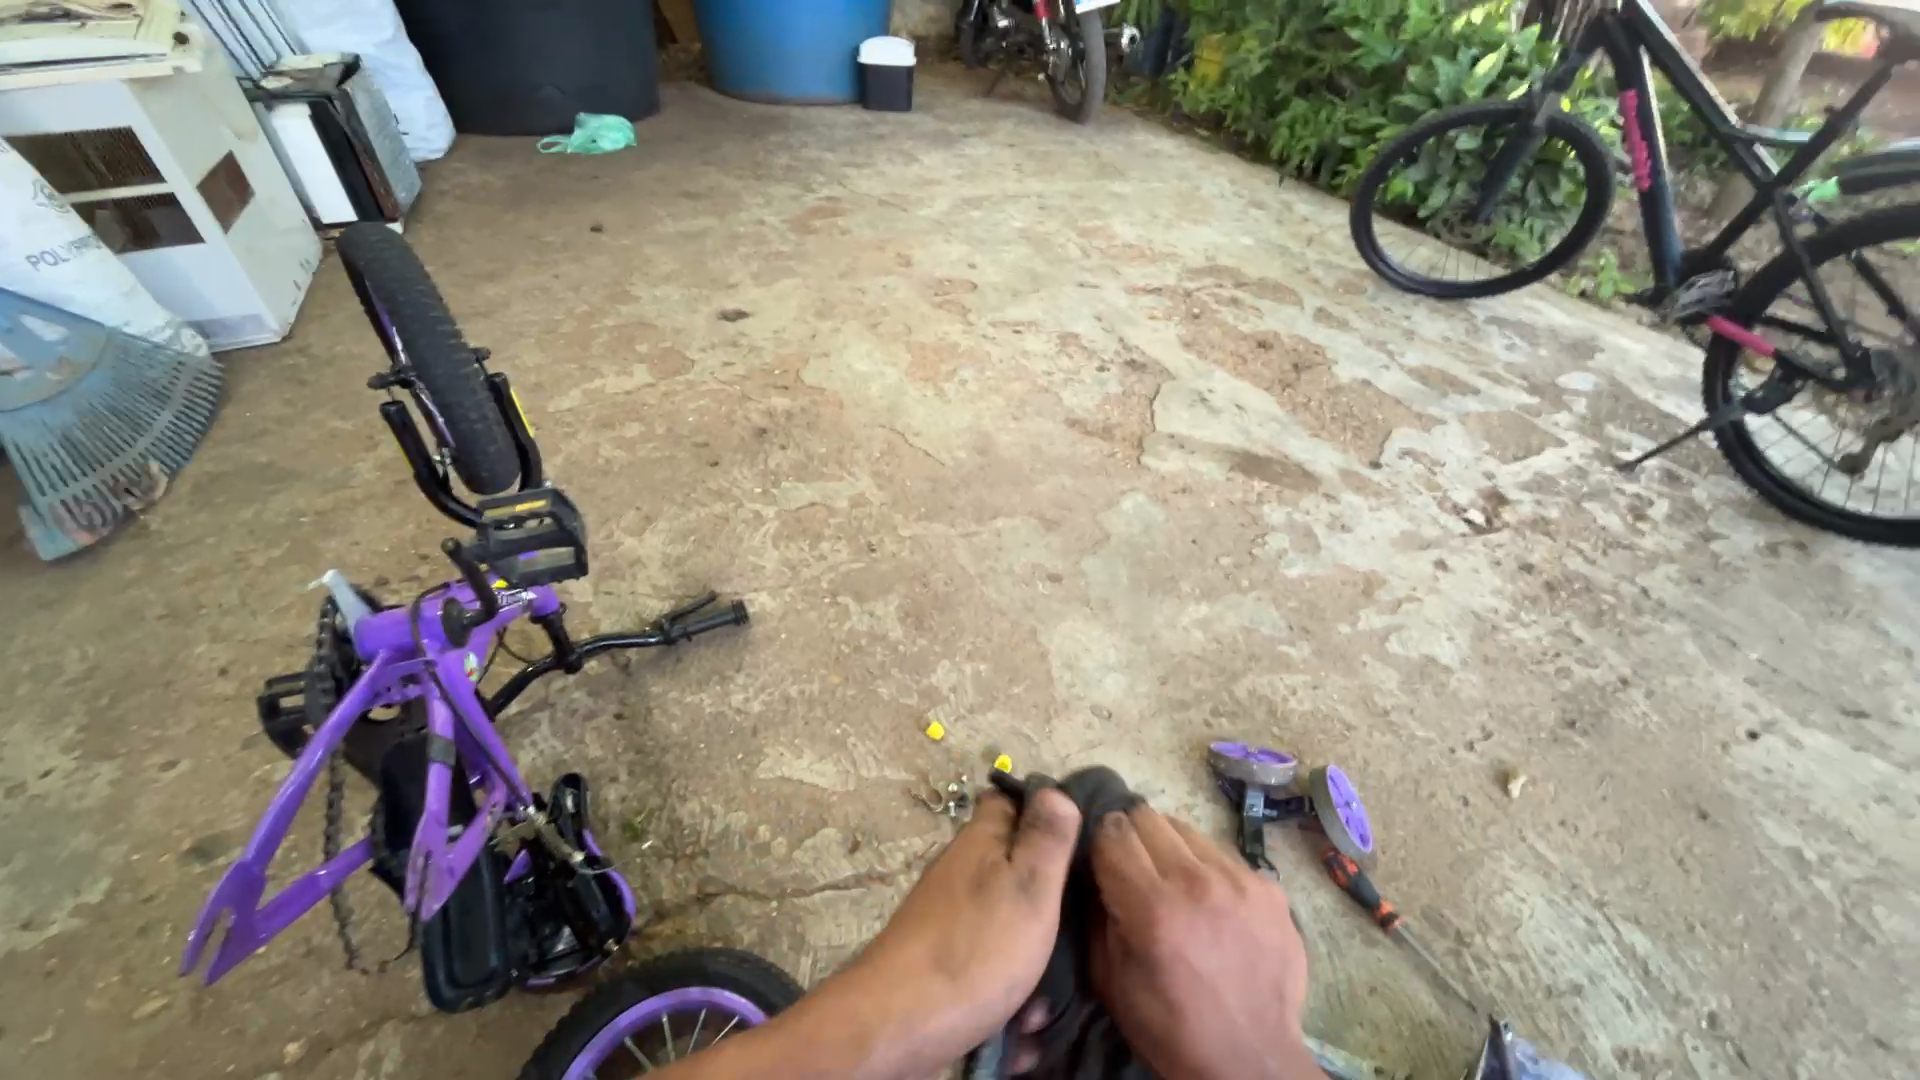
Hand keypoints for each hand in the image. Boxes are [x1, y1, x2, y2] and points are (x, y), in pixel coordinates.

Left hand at [818, 788, 1083, 1078]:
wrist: (900, 1020)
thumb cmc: (975, 946)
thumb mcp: (1028, 885)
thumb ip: (1045, 837)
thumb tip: (1055, 790)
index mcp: (981, 840)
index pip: (1009, 801)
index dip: (1042, 810)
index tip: (1077, 837)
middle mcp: (960, 868)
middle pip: (1011, 861)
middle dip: (1046, 890)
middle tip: (1078, 921)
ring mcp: (948, 912)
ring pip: (1004, 916)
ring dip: (1032, 947)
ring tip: (1052, 988)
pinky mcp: (942, 955)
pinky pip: (987, 957)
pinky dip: (1009, 981)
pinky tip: (1023, 1013)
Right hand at [1088, 805, 1322, 1079]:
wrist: (1253, 1060)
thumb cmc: (1170, 1025)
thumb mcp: (1109, 978)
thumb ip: (1096, 913)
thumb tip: (1090, 864)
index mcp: (1152, 907)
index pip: (1112, 830)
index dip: (1101, 840)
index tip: (1102, 855)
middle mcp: (1197, 882)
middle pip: (1147, 817)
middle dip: (1133, 836)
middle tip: (1135, 866)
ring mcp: (1240, 880)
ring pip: (1186, 828)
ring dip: (1171, 848)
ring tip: (1175, 883)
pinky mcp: (1270, 886)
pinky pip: (1223, 852)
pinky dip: (1208, 867)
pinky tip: (1211, 901)